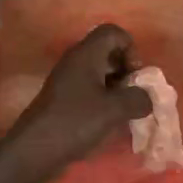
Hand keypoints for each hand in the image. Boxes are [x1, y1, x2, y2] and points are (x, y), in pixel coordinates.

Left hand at [0, 24, 153, 176]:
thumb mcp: (114, 110)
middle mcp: (75, 61)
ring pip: (99, 72)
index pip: (113, 32)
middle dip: (126, 69)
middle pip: (107, 51)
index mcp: (86, 54)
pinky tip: (109, 120)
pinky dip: (104, 99)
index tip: (135, 75)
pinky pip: (90, 89)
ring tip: (125, 110)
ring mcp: (67, 80)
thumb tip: (147, 98)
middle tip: (134, 94)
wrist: (35, 149)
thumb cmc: (75, 121)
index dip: (131, 48)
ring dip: (116, 87)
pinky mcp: (63, 99)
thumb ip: (138, 99)